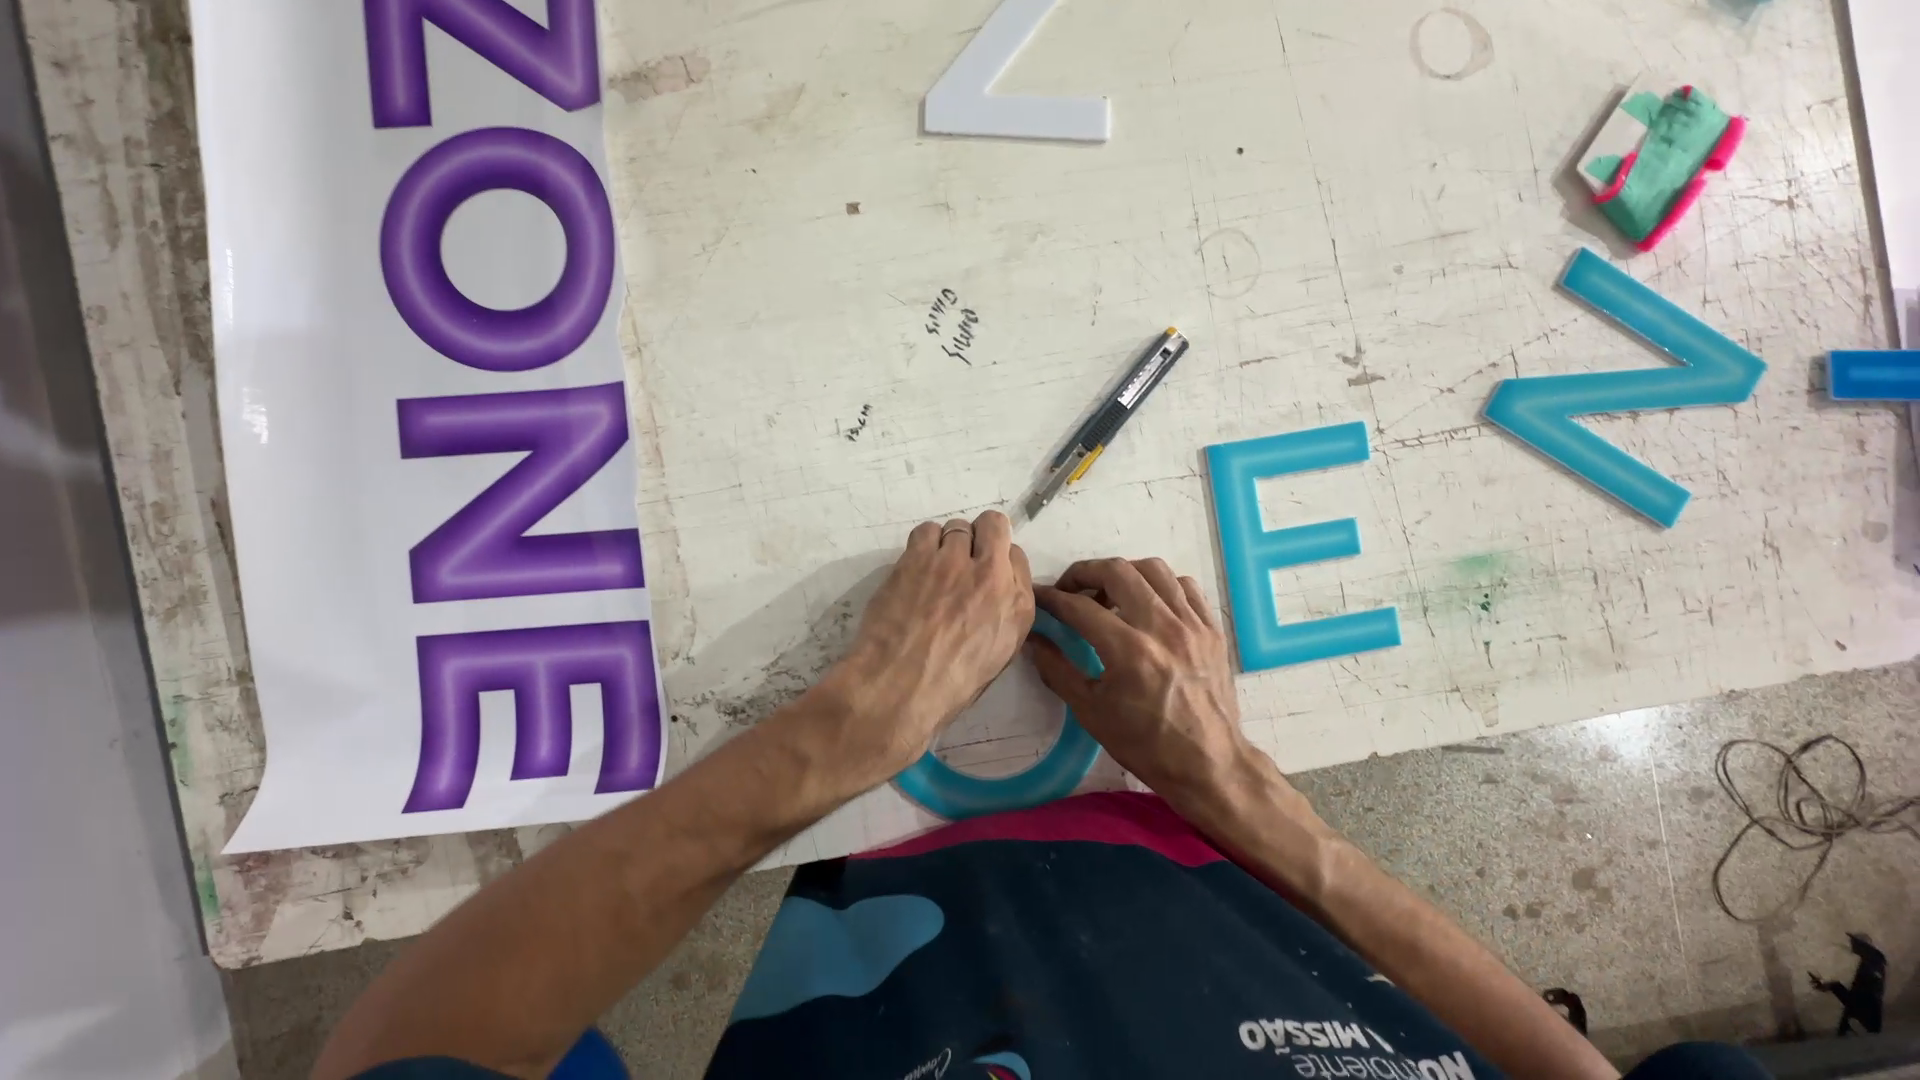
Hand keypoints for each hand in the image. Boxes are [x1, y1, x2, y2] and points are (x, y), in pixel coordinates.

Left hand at [833, 511, 1033, 768]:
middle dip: (981, 536)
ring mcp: (953, 562)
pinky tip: (917, 565)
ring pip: (957, 526)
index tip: (985, 573)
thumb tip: (989, 596)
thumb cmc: (949, 687)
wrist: (899, 687)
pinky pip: (927, 530)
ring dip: (950, 542)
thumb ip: (1002, 616)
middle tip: (963, 559)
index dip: (1000, 561)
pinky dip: (925, 543)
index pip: (1018, 558)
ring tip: (935, 567)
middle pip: (994, 526)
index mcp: (1018, 607)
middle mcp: (992, 576)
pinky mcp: (918, 558)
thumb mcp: (996, 657)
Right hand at [1031, 558, 1251, 810]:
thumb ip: (1057, 669)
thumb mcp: (1090, 711)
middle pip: (1117, 571)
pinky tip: (1148, 603)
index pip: (1080, 607)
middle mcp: (1161, 627)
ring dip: (1124, 573)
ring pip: (1154, 569)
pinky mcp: (1211, 629)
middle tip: (1071, 590)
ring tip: (1110, 593)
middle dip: (1084, 573)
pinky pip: (1184, 586)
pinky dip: (1160, 585)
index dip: (1052, 598)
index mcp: (1128, 651)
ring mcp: (1191, 624)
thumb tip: (1034, 639)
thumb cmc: (1144, 744)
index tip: (1039, 596)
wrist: (1208, 764)